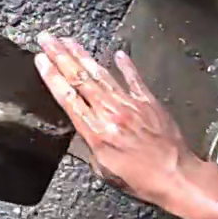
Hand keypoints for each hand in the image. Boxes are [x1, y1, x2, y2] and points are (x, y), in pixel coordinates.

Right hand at [34, 32, 200, 206]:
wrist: (176, 175)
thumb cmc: (141, 179)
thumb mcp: (104, 170)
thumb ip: (90, 146)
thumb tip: (81, 130)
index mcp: (96, 132)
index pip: (67, 97)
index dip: (52, 76)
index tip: (40, 60)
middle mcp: (110, 113)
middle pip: (80, 78)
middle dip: (60, 55)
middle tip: (47, 39)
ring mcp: (130, 104)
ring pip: (101, 74)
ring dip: (83, 55)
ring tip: (69, 41)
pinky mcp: (149, 101)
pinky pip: (134, 78)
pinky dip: (125, 65)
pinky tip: (118, 54)